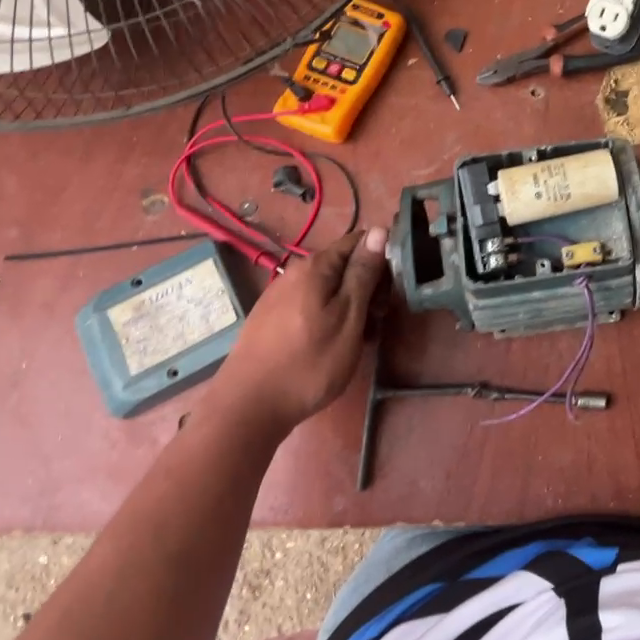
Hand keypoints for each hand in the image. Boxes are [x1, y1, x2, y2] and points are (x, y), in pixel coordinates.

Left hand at [210, 228, 386, 436]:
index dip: (382, 260)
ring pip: (328, 288)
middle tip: (378, 320)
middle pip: (344, 265)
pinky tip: (332, 345)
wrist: (248, 409)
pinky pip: (311, 305)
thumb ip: (364, 273)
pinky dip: (329, 317)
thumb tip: (379, 230)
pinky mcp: (271, 319)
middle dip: (367, 286)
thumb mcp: (349, 317)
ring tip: (359, 338)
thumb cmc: (309, 363)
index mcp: (315, 267)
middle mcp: (294, 273)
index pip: (359, 241)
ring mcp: (279, 296)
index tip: (392, 290)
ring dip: (350, 305)